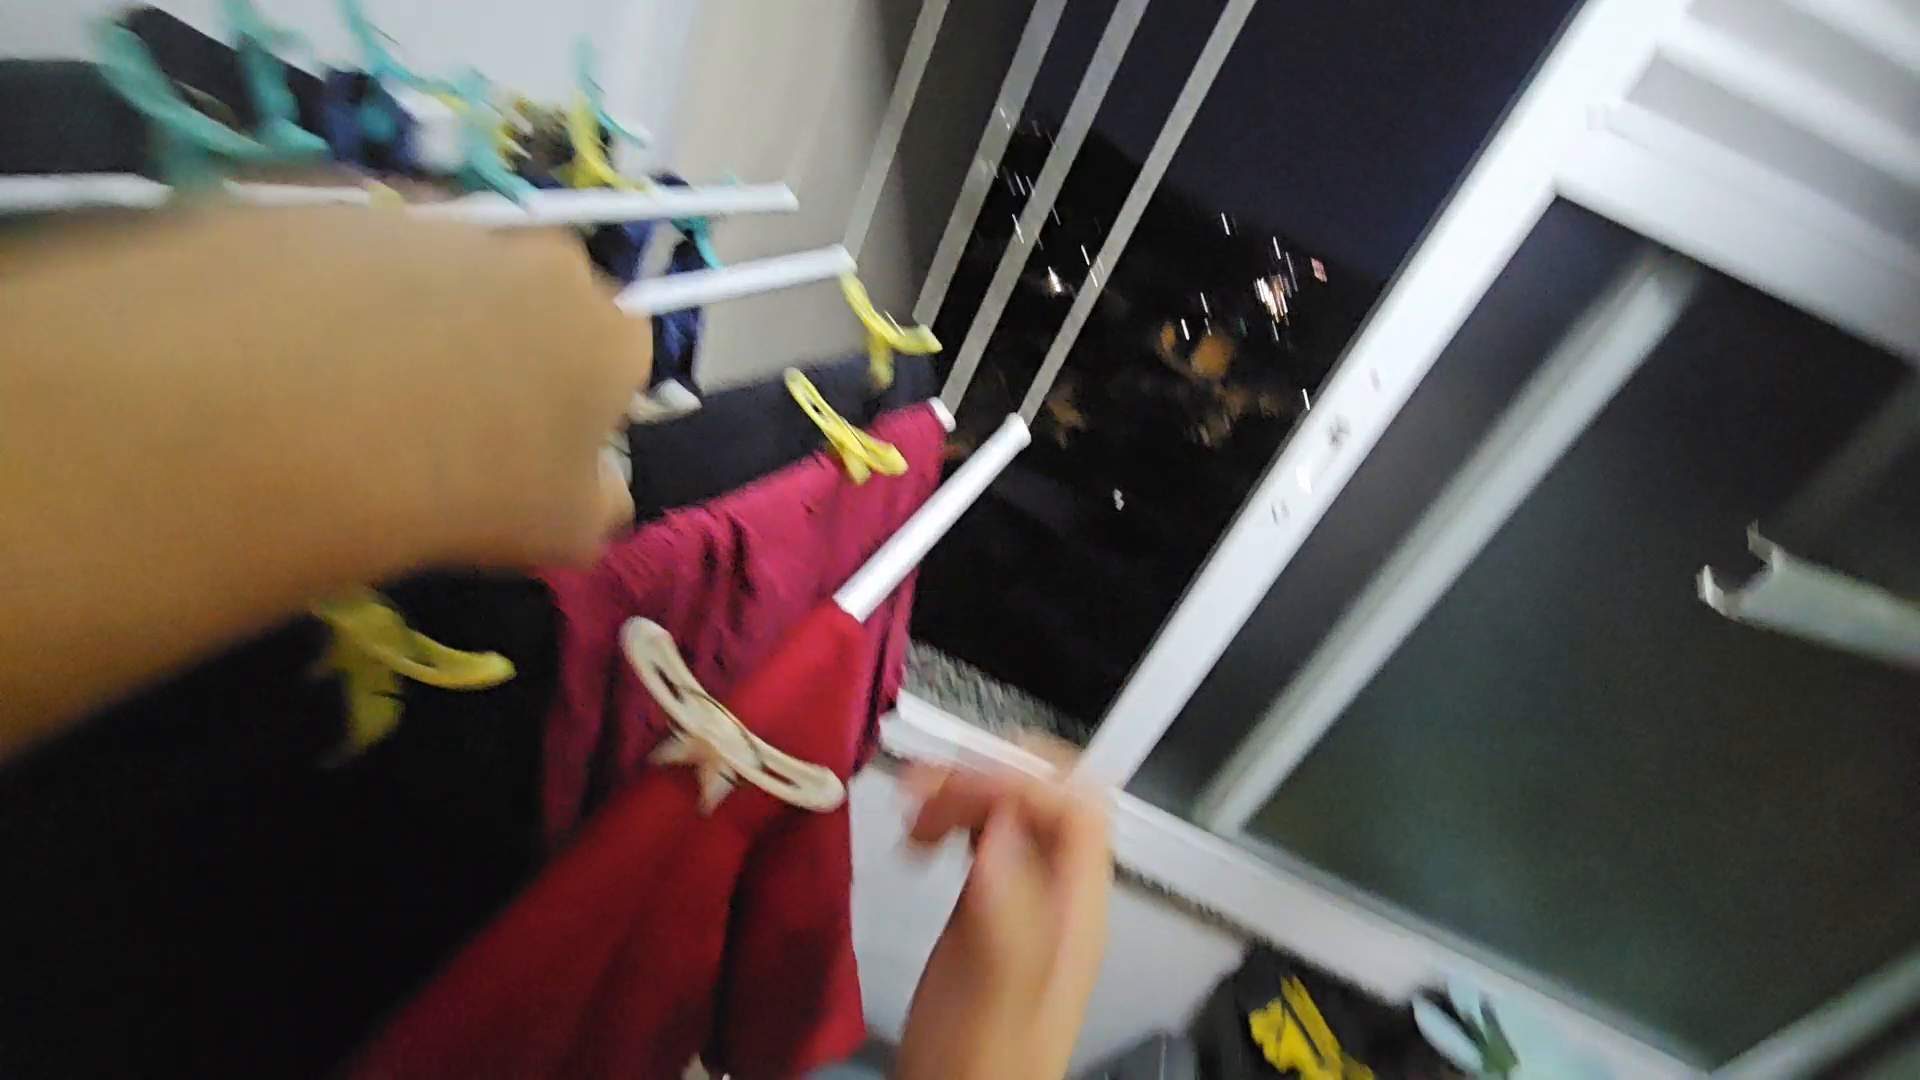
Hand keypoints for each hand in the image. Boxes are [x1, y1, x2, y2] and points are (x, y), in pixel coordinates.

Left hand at [0, 208, 646, 739]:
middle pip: (544, 301)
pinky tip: (298, 356)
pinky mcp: (321, 203)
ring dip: (430, 319)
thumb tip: (597, 487)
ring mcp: (429, 221)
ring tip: (365, 389)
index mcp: (608, 332)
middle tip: (462, 413)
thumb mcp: (566, 531)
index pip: (623, 355)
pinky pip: (356, 256)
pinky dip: (342, 296)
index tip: (545, 440)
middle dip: (519, 346)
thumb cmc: (460, 488)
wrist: (262, 427)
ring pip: (451, 274)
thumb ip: (603, 502)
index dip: (589, 399)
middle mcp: (537, 258)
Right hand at [895, 752, 1112, 1079]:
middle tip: (925, 790)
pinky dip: (952, 812)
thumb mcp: (994, 1004)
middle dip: (986, 774)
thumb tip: (1005, 835)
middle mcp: (1058, 890)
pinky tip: (921, 830)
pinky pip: (985, 828)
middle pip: (1047, 793)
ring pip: (1012, 803)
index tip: (957, 790)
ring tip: (913, 804)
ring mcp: (1026, 889)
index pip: (1076, 807)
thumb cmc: (979, 1069)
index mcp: (1077, 910)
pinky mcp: (992, 896)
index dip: (1021, 781)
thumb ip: (1009, 923)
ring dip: (964, 787)